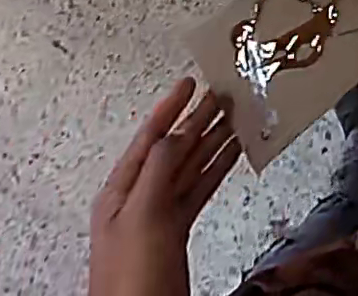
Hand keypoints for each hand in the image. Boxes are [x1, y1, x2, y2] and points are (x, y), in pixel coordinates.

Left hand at [89, 78, 240, 295]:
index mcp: (123, 190)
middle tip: (221, 93)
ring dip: (213, 137)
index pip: (150, 135)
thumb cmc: (130, 279)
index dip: (170, 106)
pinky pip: (201, 185)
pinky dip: (218, 165)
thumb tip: (176, 132)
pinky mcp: (178, 229)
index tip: (189, 82)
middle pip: (174, 146)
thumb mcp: (143, 213)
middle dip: (198, 117)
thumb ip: (160, 167)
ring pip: (191, 163)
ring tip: (234, 115)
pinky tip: (232, 151)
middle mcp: (141, 197)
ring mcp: (160, 214)